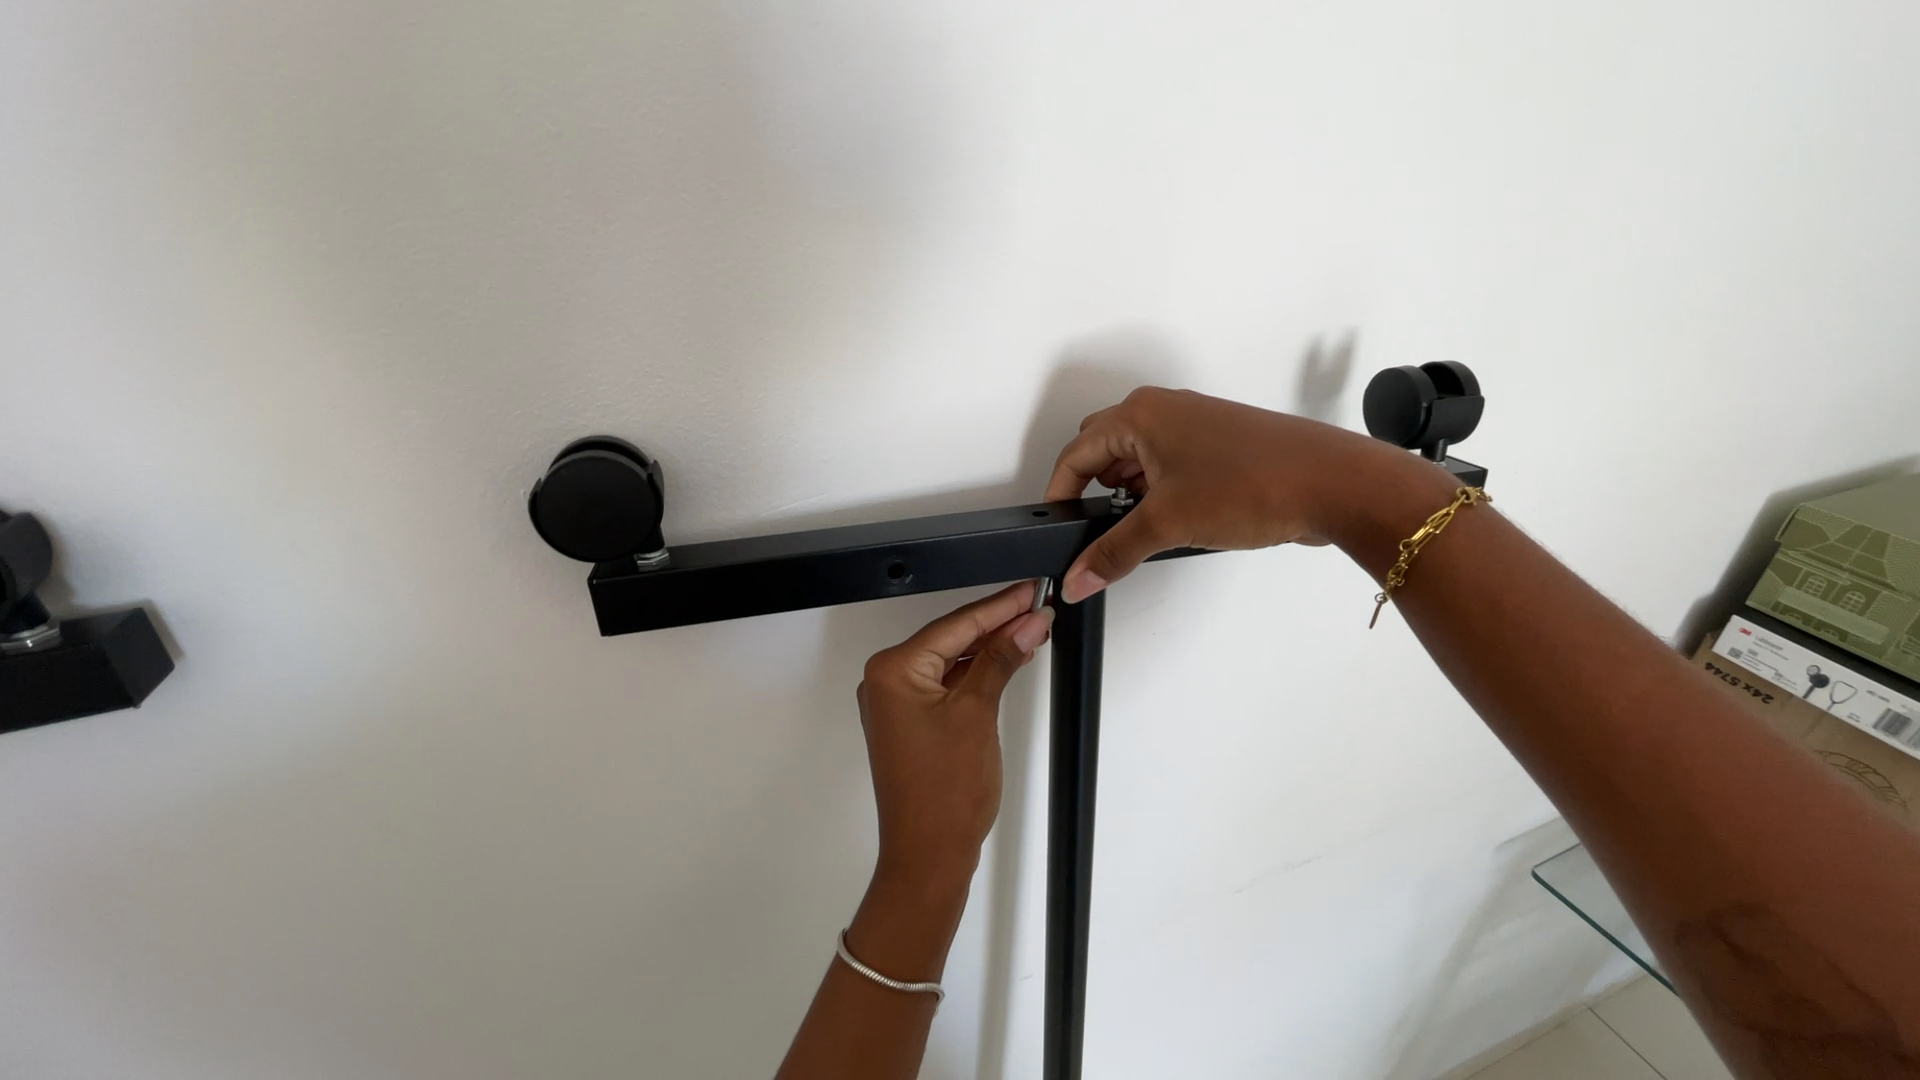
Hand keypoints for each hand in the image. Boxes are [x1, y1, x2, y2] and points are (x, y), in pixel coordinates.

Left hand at [857, 582, 1054, 888]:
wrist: (929, 855)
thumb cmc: (943, 795)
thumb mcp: (978, 713)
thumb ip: (1000, 661)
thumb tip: (1026, 625)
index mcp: (893, 671)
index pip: (955, 625)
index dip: (1000, 606)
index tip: (1030, 590)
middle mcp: (887, 682)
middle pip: (951, 639)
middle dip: (997, 625)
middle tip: (1037, 607)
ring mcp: (897, 703)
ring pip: (951, 661)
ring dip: (989, 649)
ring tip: (1030, 630)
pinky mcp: (911, 721)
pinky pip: (946, 684)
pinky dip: (976, 674)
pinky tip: (1006, 661)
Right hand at [1045, 387, 1450, 601]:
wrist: (1336, 485)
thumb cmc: (1256, 484)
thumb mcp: (1168, 524)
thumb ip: (1112, 553)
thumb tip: (1077, 578)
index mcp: (1141, 415)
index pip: (1076, 454)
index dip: (1060, 494)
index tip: (1058, 528)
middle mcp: (1164, 410)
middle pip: (1102, 451)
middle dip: (1093, 491)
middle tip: (1095, 529)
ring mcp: (1194, 425)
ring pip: (1137, 459)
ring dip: (1127, 494)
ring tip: (1139, 530)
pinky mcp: (1218, 445)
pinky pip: (1168, 464)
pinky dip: (1157, 492)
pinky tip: (1172, 521)